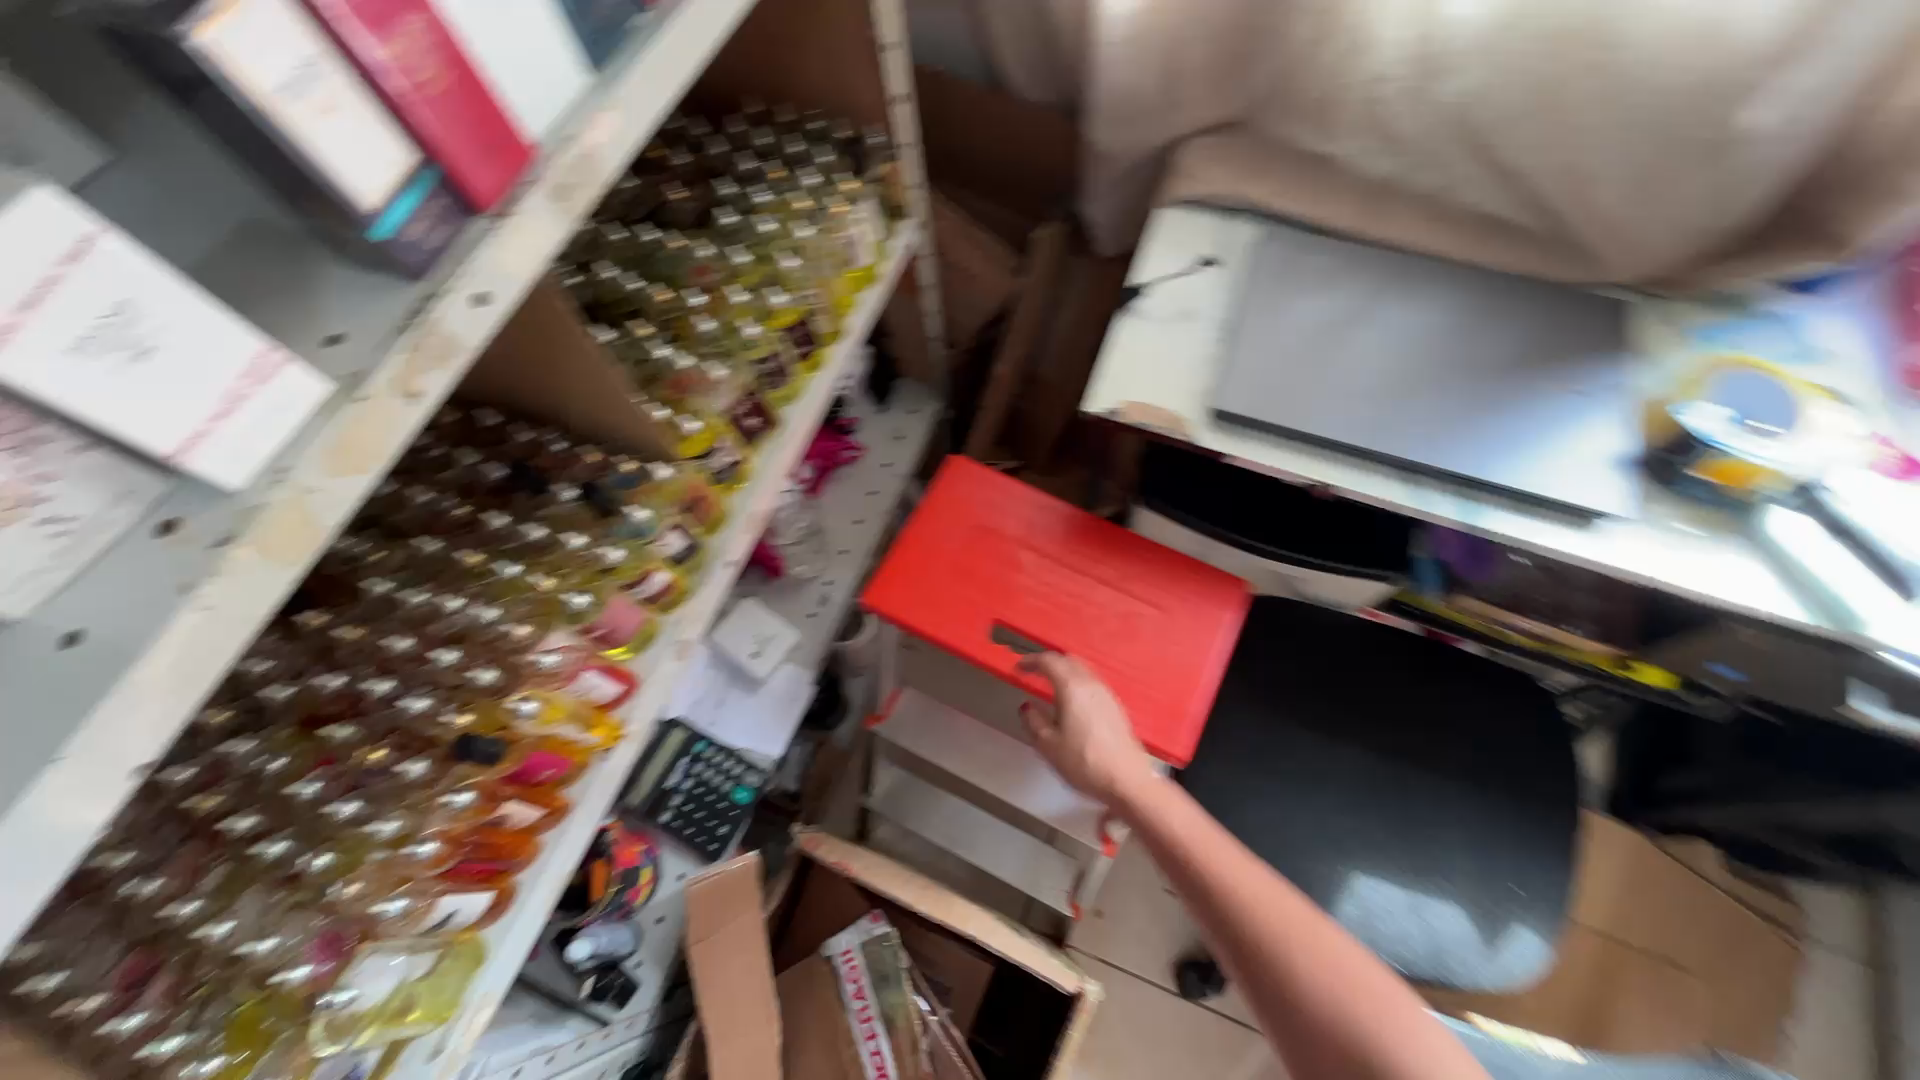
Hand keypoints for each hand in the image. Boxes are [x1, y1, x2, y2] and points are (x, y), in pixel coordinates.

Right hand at [1016, 652, 1158, 808]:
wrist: (1127, 780)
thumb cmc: (1083, 762)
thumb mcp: (1048, 745)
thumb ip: (1034, 721)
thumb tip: (1027, 707)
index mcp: (1072, 687)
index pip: (1050, 661)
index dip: (1031, 661)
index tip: (1019, 668)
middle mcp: (1091, 683)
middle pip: (1068, 661)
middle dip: (1049, 662)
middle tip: (1033, 673)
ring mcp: (1107, 694)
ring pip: (1083, 670)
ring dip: (1065, 672)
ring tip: (1050, 686)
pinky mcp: (1116, 706)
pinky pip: (1092, 683)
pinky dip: (1077, 682)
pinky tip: (1072, 701)